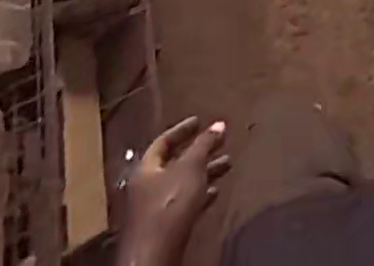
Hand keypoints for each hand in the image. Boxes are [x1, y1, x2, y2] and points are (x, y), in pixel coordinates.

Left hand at [118, 117, 230, 265]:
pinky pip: (183, 201)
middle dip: (199, 151)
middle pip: (174, 162)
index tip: (199, 121)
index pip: (163, 142)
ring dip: (204, 172)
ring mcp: (153, 208)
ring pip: (181, 182)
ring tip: (227, 164)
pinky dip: (199, 193)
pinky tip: (215, 192)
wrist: (154, 257)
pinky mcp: (163, 226)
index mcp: (146, 170)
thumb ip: (204, 145)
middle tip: (220, 141)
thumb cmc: (170, 205)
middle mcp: (146, 187)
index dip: (181, 130)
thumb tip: (219, 124)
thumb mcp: (191, 168)